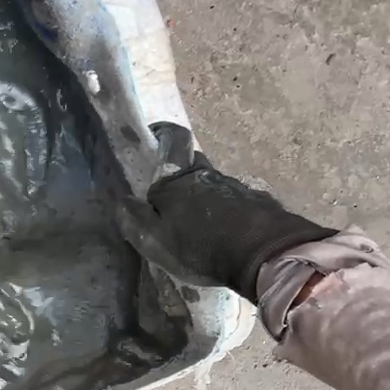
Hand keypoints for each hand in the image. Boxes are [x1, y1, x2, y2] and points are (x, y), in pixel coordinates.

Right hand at [119, 123, 334, 300]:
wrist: (266, 256)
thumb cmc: (200, 246)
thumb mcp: (152, 239)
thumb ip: (133, 217)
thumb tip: (123, 200)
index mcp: (178, 180)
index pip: (173, 141)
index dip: (163, 132)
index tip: (154, 134)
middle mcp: (209, 176)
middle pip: (194, 165)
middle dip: (181, 175)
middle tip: (170, 199)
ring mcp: (239, 190)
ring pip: (216, 186)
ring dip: (206, 199)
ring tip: (200, 227)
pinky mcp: (262, 207)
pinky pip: (239, 205)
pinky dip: (229, 215)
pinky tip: (228, 236)